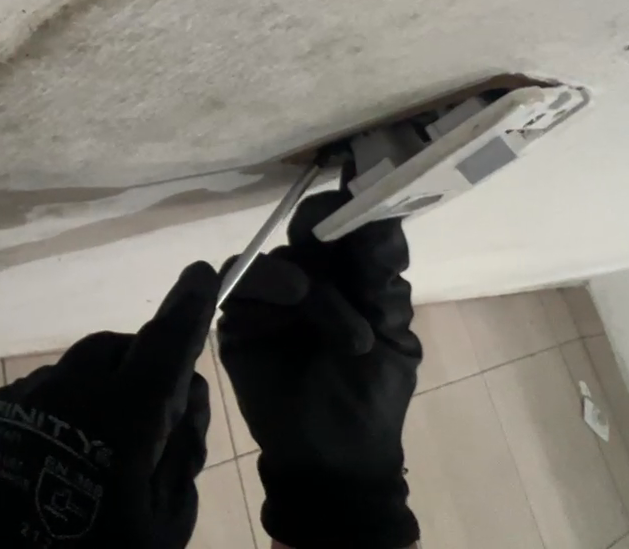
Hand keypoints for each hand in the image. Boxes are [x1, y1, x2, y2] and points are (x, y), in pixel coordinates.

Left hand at [0, 262, 218, 548]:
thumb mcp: (160, 528)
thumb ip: (182, 454)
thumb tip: (189, 397)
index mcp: (123, 412)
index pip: (166, 343)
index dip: (188, 308)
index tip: (201, 271)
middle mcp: (73, 386)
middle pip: (116, 348)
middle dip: (138, 366)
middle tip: (147, 418)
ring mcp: (27, 395)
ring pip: (75, 370)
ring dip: (95, 391)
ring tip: (94, 451)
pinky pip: (39, 393)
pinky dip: (60, 409)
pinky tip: (51, 461)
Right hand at [218, 189, 421, 548]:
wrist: (330, 457)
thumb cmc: (370, 395)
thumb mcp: (390, 335)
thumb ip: (379, 278)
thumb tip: (382, 213)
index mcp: (353, 273)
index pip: (351, 221)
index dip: (354, 199)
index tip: (358, 171)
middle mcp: (312, 271)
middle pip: (309, 224)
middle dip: (320, 223)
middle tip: (325, 227)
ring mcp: (272, 292)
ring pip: (276, 254)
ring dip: (299, 282)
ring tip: (314, 308)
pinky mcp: (239, 312)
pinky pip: (237, 280)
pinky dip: (257, 286)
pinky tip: (276, 307)